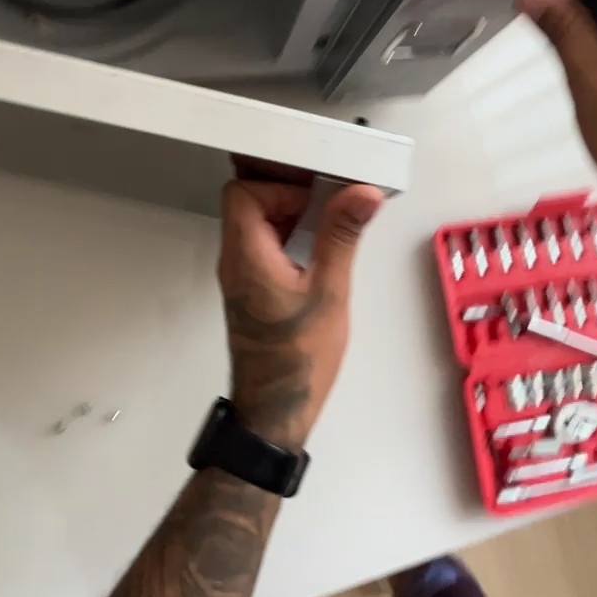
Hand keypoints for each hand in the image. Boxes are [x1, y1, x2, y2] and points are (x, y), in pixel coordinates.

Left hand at [217, 180, 385, 449]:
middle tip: (327, 208)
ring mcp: (240, 277)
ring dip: (290, 219)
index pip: (243, 194)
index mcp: (246, 257)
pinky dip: (287, 239)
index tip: (315, 200)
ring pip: (255, 226)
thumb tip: (361, 195)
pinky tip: (318, 253)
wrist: (276, 408)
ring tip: (328, 229)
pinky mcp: (251, 290)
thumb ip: (342, 237)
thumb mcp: (329, 291)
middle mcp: (235, 263)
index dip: (279, 188)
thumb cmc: (297, 358)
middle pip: (247, 204)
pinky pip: (262, 248)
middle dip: (289, 198)